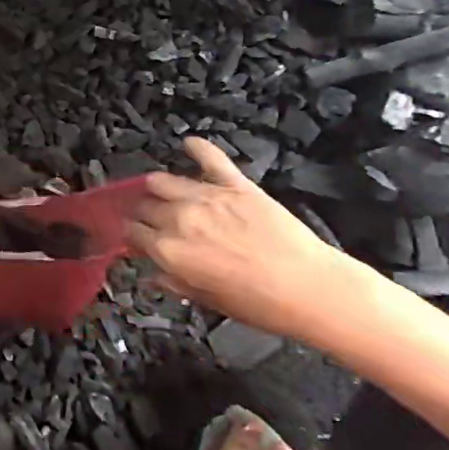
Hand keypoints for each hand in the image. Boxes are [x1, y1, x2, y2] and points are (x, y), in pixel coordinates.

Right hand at [126, 138, 357, 340]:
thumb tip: (152, 274)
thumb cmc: (263, 304)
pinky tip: (189, 144)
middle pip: (143, 205)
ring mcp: (206, 198)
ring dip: (158, 187)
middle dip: (143, 212)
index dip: (132, 235)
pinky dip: (197, 148)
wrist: (317, 291)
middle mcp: (178, 218)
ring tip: (165, 194)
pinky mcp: (235, 185)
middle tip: (153, 220)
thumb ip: (174, 282)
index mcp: (168, 250)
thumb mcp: (208, 301)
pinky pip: (210, 157)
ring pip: (161, 180)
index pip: (131, 232)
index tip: (138, 238)